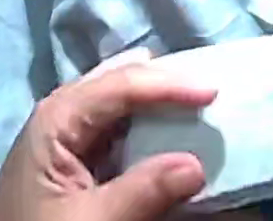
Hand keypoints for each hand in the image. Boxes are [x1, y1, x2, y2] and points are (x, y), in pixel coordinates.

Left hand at [0, 56, 216, 220]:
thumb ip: (143, 192)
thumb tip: (197, 164)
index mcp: (60, 115)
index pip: (123, 83)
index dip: (170, 84)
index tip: (212, 91)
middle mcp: (64, 110)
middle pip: (123, 80)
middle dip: (165, 84)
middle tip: (207, 91)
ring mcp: (69, 131)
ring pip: (122, 99)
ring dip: (158, 104)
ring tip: (196, 104)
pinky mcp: (75, 155)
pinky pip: (118, 126)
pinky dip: (146, 127)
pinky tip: (170, 131)